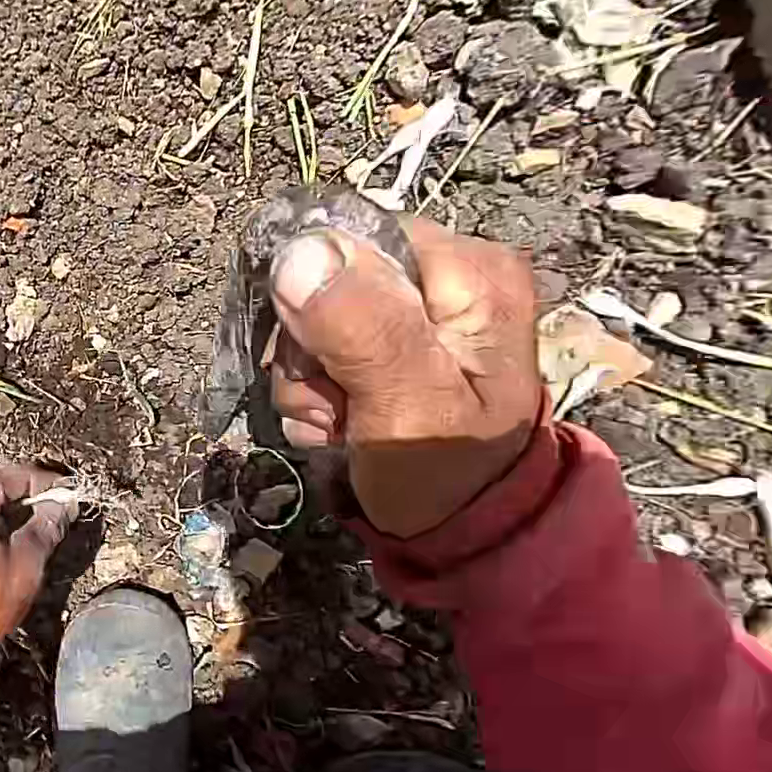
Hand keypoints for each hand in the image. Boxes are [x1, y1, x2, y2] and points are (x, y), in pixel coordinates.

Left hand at [0, 463, 77, 657]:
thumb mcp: (27, 564)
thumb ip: (49, 524)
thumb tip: (66, 502)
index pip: (20, 474)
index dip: (51, 485)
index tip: (71, 495)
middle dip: (30, 485)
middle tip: (57, 502)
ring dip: (10, 492)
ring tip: (37, 511)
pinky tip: (9, 521)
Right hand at [269, 218, 540, 536]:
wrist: (461, 531)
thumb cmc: (447, 475)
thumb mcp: (411, 407)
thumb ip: (364, 329)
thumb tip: (300, 250)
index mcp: (471, 274)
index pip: (356, 240)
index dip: (321, 297)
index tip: (327, 364)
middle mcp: (445, 277)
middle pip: (330, 278)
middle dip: (311, 348)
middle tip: (336, 405)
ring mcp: (414, 310)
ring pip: (314, 314)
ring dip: (308, 377)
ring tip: (337, 422)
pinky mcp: (388, 341)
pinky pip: (320, 344)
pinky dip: (315, 389)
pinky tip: (335, 423)